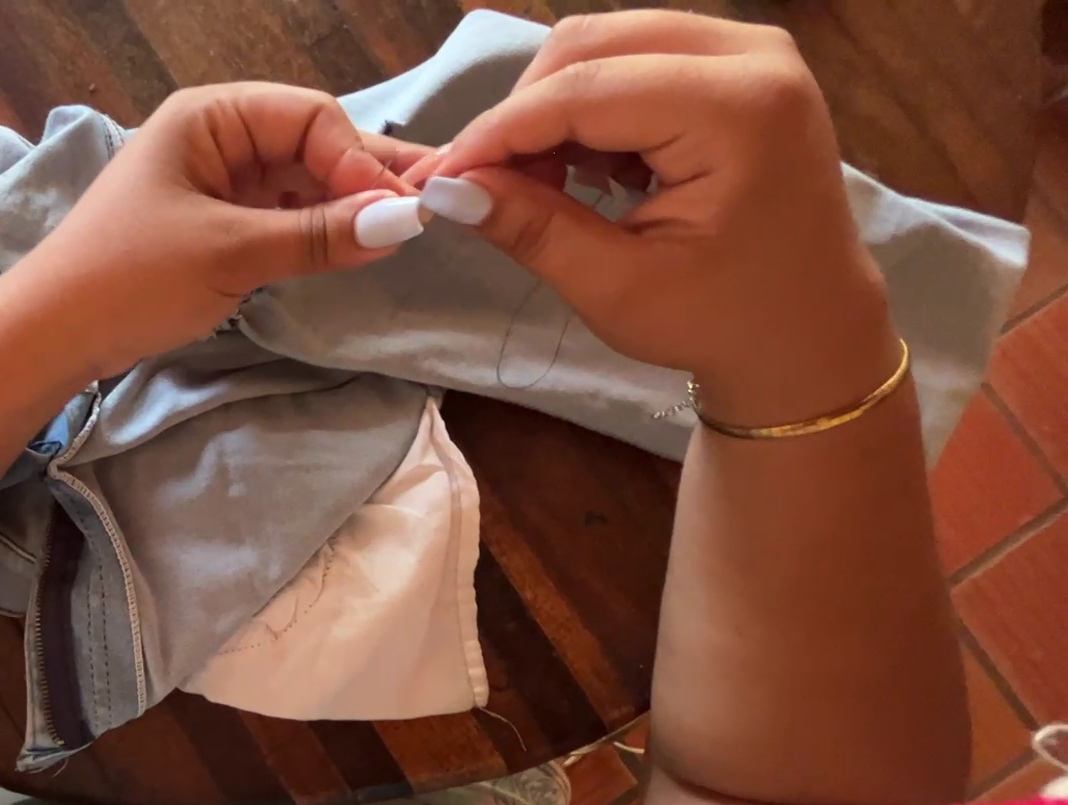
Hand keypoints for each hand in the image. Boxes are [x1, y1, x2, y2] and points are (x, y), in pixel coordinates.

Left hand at [14, 83, 430, 377]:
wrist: (55, 334)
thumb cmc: (129, 279)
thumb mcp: (228, 253)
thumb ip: (314, 236)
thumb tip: (400, 221)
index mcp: (209, 118)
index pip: (308, 119)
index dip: (357, 160)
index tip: (396, 209)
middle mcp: (213, 142)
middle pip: (305, 149)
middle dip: (359, 180)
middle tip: (426, 206)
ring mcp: (210, 188)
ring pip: (291, 189)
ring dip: (337, 211)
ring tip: (394, 233)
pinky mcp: (206, 231)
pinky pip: (270, 222)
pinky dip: (305, 236)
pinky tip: (343, 248)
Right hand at [421, 12, 897, 425]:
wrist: (801, 326)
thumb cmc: (714, 318)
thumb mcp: (612, 286)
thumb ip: (532, 229)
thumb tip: (447, 193)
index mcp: (736, 108)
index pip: (581, 92)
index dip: (495, 133)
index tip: (435, 182)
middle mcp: (747, 54)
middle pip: (587, 47)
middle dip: (517, 116)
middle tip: (480, 188)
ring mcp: (741, 55)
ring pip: (599, 49)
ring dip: (542, 116)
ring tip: (526, 187)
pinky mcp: (724, 73)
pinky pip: (622, 67)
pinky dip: (574, 118)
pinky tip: (569, 174)